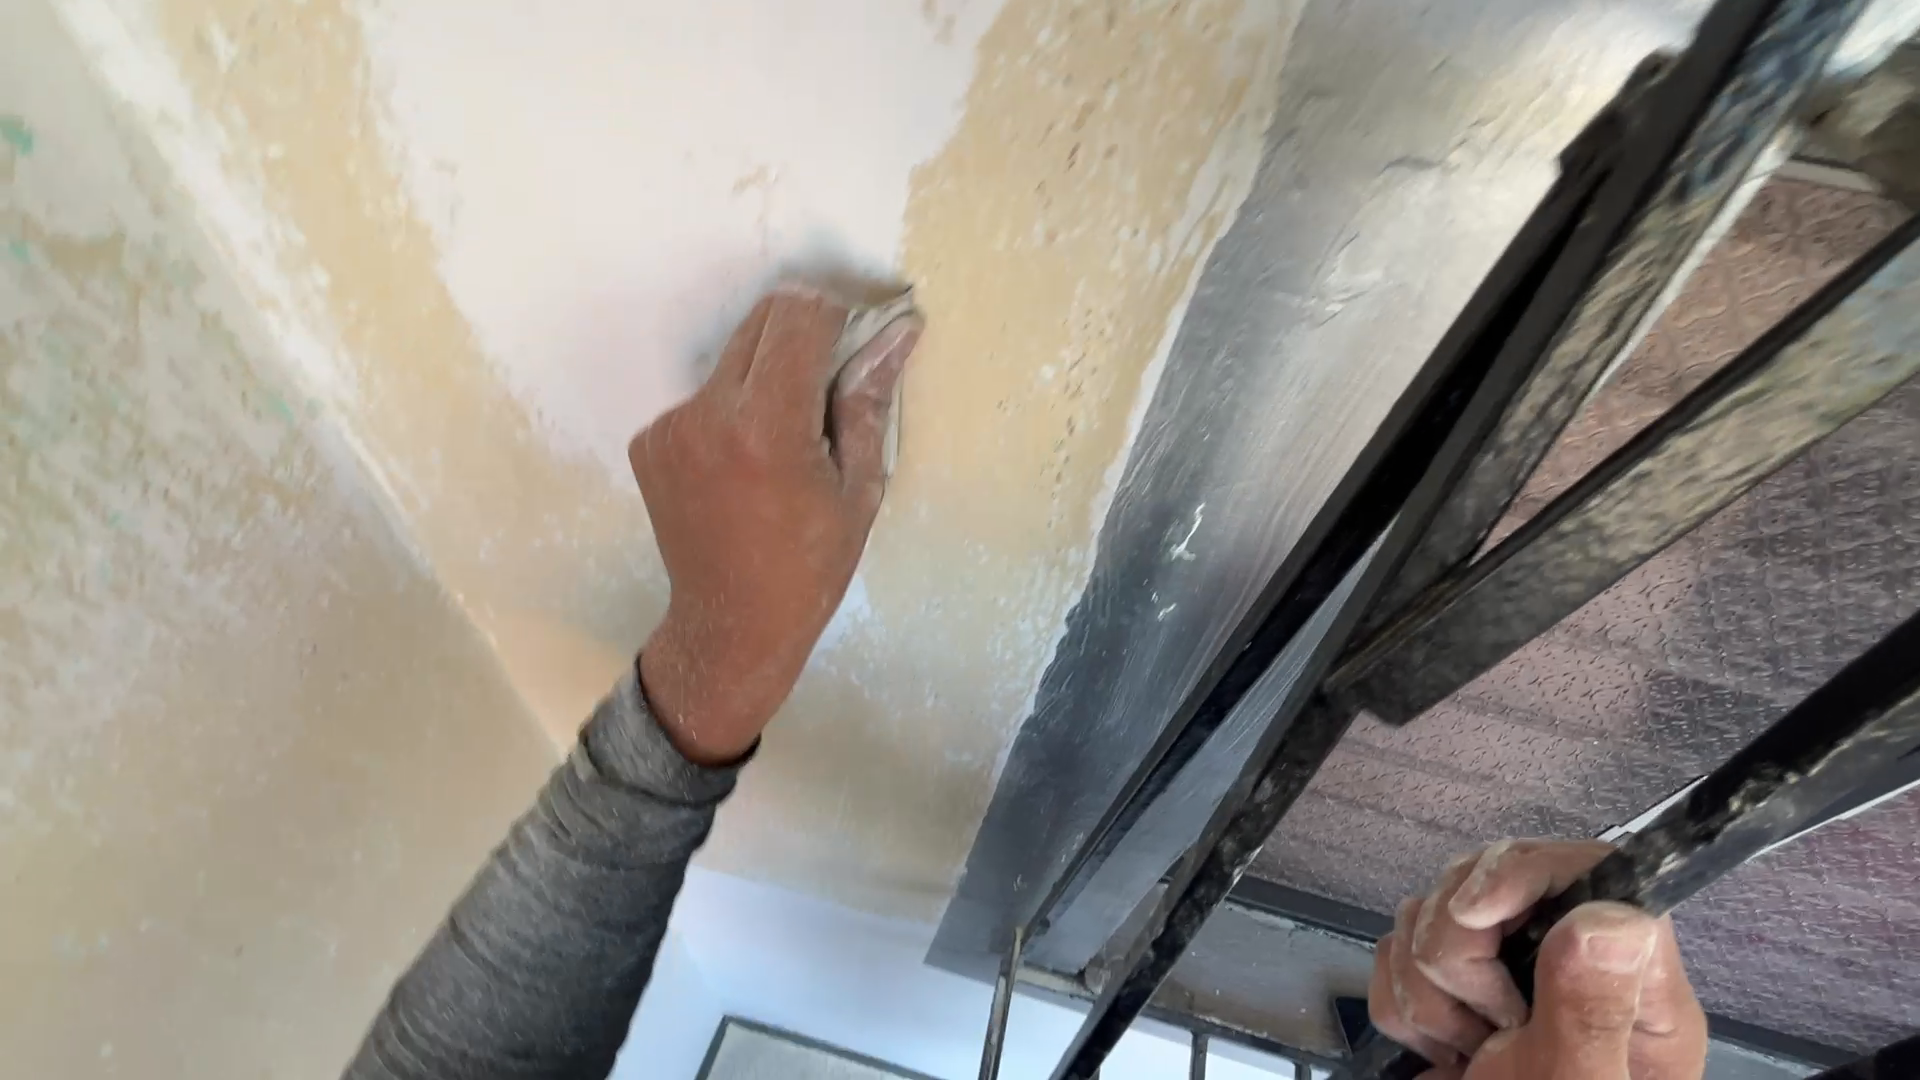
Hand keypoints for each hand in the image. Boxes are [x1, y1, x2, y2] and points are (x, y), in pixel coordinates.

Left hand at [631, 284, 922, 764]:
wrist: (733, 624)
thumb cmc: (812, 567)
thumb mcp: (860, 488)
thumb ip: (869, 400)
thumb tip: (900, 332)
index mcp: (767, 427)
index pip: (799, 316)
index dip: (837, 313)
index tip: (859, 335)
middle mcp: (706, 413)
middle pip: (761, 321)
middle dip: (804, 333)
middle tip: (832, 382)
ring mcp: (668, 426)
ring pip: (732, 356)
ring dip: (769, 372)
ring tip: (788, 436)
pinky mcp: (649, 440)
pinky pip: (705, 395)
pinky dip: (735, 406)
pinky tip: (749, 460)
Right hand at [1368, 839, 1707, 1079]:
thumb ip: (1589, 1006)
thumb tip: (1612, 917)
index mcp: (1625, 974)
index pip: (1584, 867)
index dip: (1520, 870)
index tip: (1476, 914)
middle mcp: (1559, 951)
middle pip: (1476, 882)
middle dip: (1456, 955)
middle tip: (1488, 1025)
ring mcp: (1494, 960)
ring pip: (1422, 914)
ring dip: (1426, 990)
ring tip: (1467, 1051)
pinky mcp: (1442, 976)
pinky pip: (1390, 948)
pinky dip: (1401, 1001)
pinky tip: (1440, 1047)